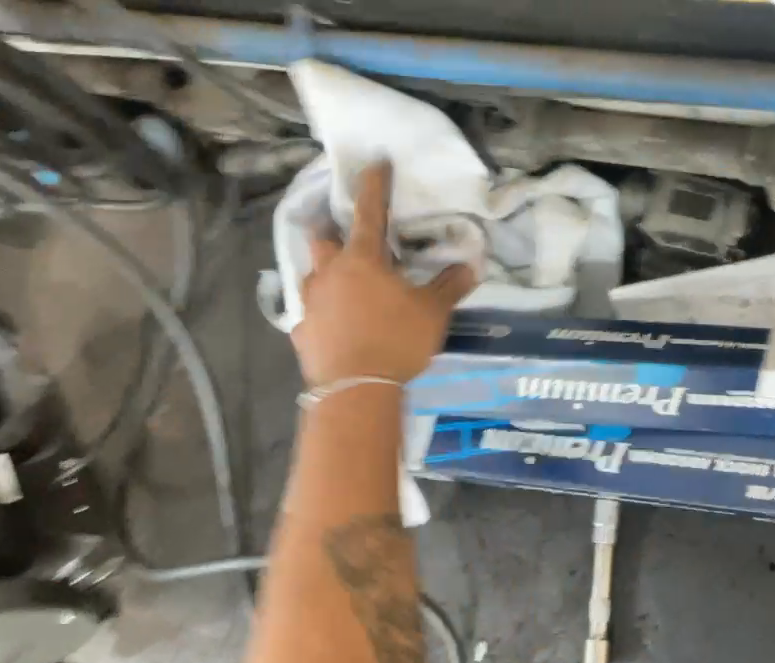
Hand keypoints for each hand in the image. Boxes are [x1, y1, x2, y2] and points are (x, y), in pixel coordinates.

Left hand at [290, 161, 477, 386]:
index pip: (368, 211)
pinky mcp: (303, 330)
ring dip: (327, 273)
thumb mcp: (432, 313)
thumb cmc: (396, 340)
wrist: (355, 388)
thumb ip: (449, 287)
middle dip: (332, 232)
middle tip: (347, 239)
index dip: (374, 185)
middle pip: (323, 238)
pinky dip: (323, 313)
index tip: (376, 163)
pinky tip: (336, 326)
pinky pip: (311, 313)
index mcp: (363, 259)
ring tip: (344, 286)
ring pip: (313, 273)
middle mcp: (329, 272)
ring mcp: (311, 300)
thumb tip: (471, 265)